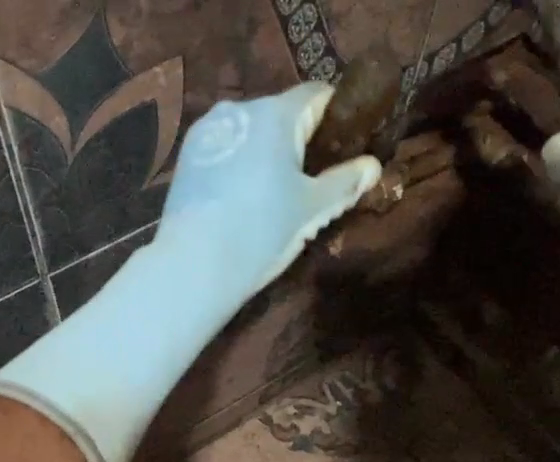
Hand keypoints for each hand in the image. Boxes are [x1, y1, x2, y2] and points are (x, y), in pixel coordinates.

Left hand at [156, 82, 381, 310]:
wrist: (194, 266)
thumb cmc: (260, 232)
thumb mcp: (311, 210)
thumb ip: (345, 182)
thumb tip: (373, 166)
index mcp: (275, 113)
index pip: (318, 96)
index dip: (336, 117)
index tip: (344, 146)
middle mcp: (239, 109)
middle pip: (281, 114)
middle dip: (299, 140)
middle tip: (310, 180)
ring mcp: (208, 131)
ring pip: (251, 133)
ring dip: (266, 154)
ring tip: (273, 194)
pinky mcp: (187, 157)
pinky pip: (226, 150)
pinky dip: (239, 165)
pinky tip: (241, 200)